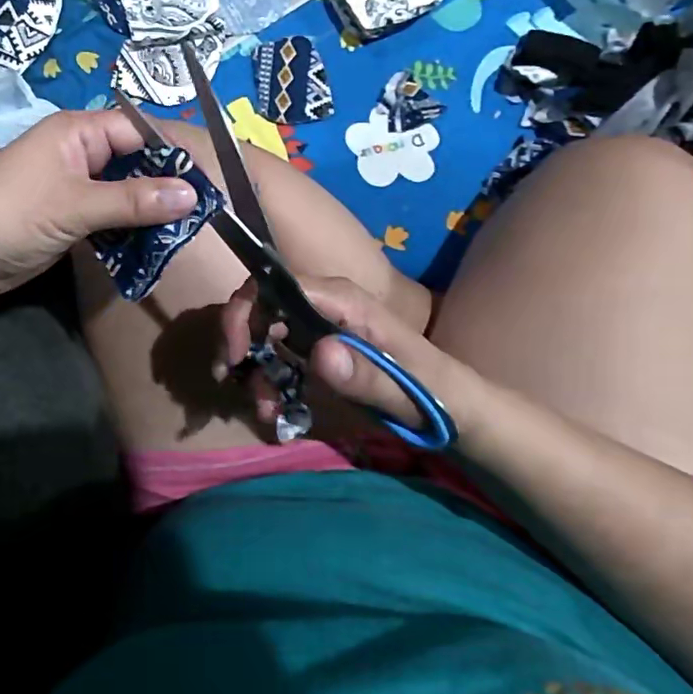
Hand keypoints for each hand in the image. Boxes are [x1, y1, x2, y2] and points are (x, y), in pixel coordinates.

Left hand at [0, 109, 198, 294]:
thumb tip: (192, 194)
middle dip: (168, 183)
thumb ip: (132, 201)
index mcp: (80, 132)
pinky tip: (158, 243)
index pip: (141, 130)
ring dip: (153, 209)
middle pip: (138, 160)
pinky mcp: (74, 215)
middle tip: (206, 210)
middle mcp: (83, 152)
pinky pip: (115, 215)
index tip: (210, 178)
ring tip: (189, 230)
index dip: (175, 151)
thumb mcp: (74, 205)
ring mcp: (78, 185)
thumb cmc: (9, 214)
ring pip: (129, 190)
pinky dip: (134, 227)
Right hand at [220, 276, 483, 434]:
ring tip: (265, 410)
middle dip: (238, 339)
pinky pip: (277, 355)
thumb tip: (319, 353)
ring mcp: (320, 327)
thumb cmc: (442, 394)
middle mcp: (327, 306)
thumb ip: (370, 375)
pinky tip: (273, 410)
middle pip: (261, 302)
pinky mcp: (318, 350)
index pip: (281, 283)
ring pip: (262, 330)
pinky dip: (264, 379)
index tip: (236, 353)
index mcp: (347, 301)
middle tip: (232, 380)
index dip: (248, 309)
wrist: (459, 409)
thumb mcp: (412, 390)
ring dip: (251, 367)